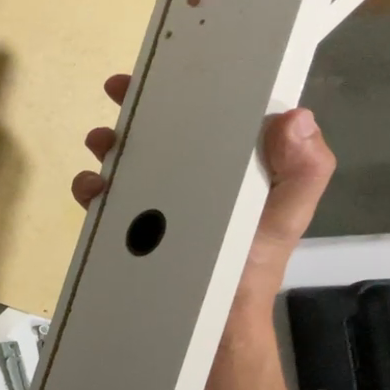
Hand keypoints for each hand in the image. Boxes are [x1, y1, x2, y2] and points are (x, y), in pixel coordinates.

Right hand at [71, 74, 335, 296]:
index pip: (211, 119)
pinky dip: (89, 185)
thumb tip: (292, 115)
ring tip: (102, 141)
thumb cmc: (247, 267)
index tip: (173, 65)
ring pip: (122, 157)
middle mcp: (186, 178)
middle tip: (119, 89)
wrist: (205, 324)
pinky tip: (94, 189)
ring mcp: (148, 200)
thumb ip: (300, 173)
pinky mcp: (118, 223)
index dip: (193, 89)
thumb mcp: (284, 218)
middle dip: (137, 105)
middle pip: (159, 130)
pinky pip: (97, 196)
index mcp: (229, 168)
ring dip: (108, 143)